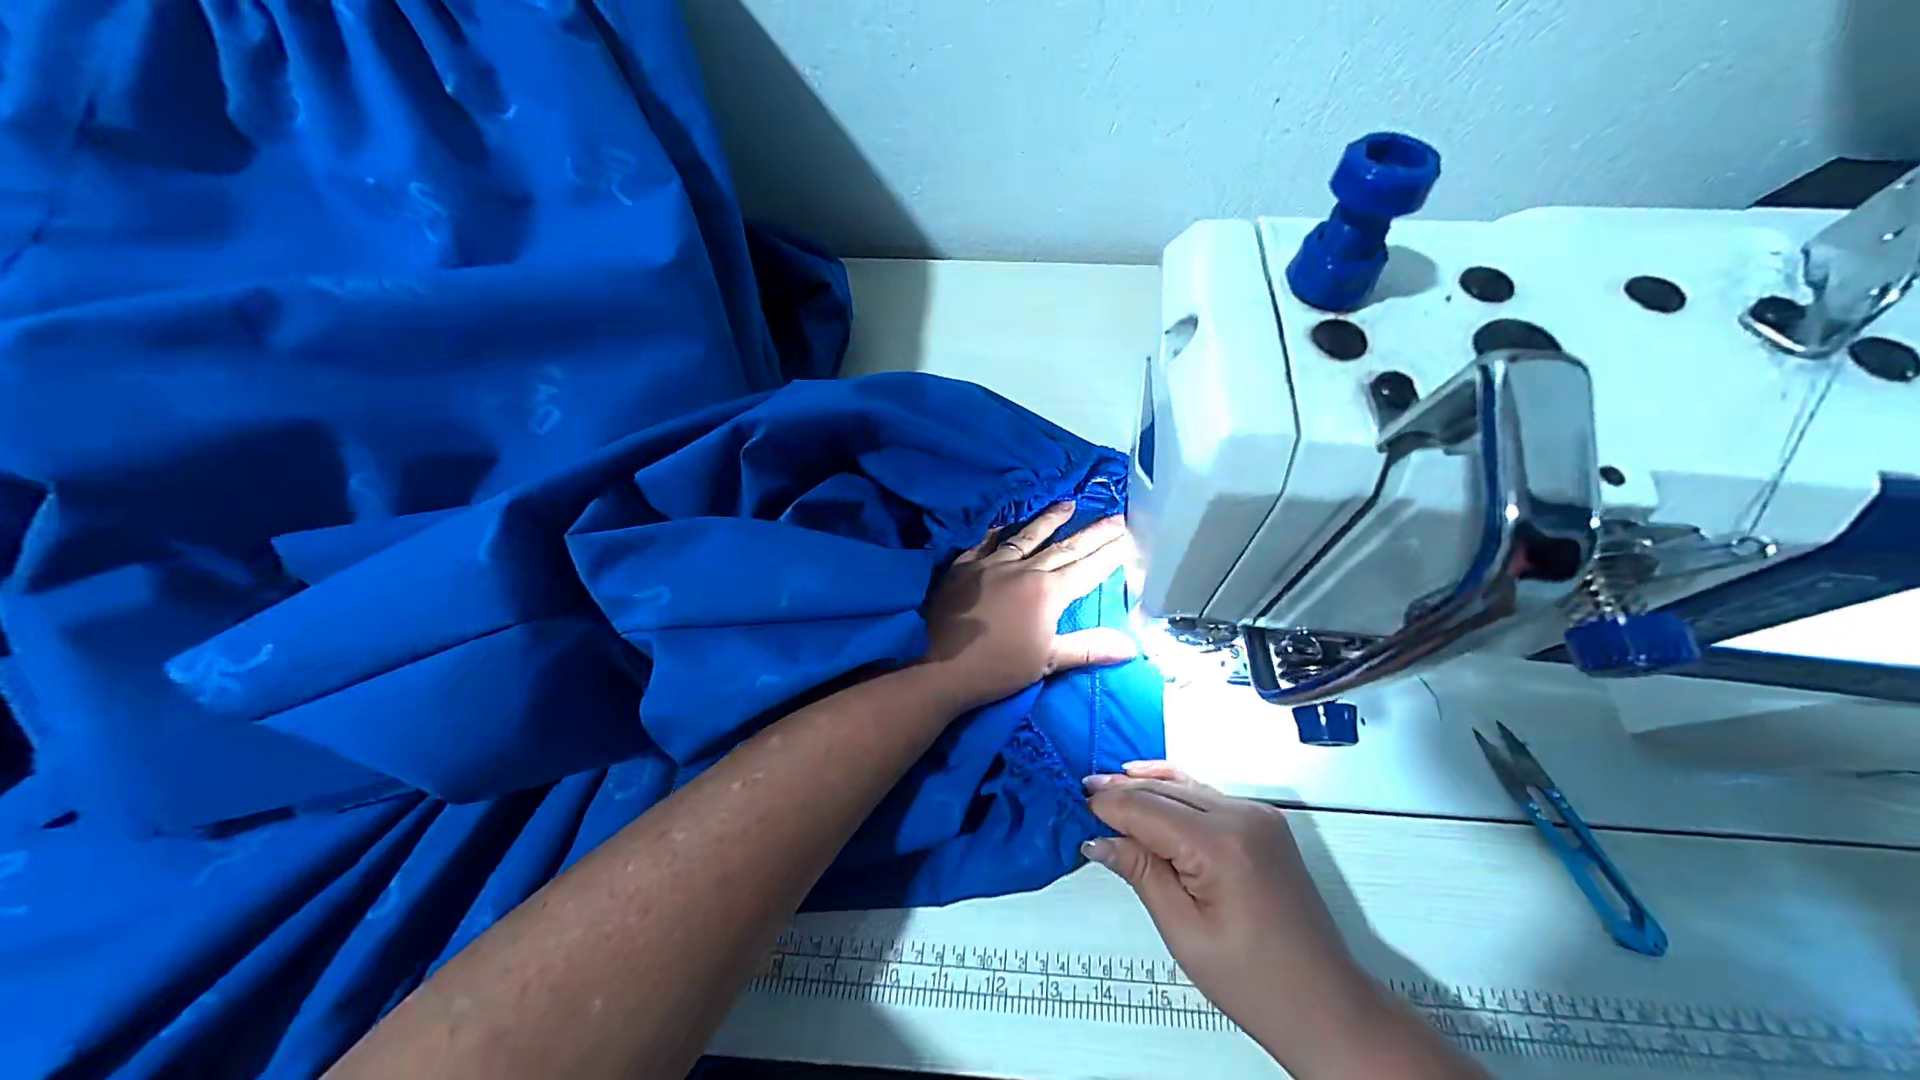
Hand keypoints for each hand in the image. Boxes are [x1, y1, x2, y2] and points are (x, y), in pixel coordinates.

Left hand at [917, 501, 1136, 711]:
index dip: (1110, 552)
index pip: (1087, 568)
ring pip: (1026, 536)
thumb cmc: (999, 668)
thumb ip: (1089, 648)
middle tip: (1114, 516)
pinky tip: (1006, 525)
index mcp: (1048, 593)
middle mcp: (1023, 570)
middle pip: (1064, 547)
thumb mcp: (1048, 661)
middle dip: (1092, 532)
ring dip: (1049, 520)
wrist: (940, 665)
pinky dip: (1000, 532)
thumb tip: (1131, 646)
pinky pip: (986, 542)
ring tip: (1068, 504)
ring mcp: (991, 564)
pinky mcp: (963, 566)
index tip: (1128, 536)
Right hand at [1084, 763, 1476, 1078]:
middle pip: (1166, 791)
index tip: (1076, 805)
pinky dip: (1176, 789)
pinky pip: (1207, 794)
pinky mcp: (1264, 822)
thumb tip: (1098, 838)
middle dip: (1123, 791)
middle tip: (1081, 791)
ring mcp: (1259, 815)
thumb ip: (1141, 872)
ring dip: (1146, 786)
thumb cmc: (1253, 982)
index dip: (1109, 806)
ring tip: (1105, 786)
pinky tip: (1150, 782)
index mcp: (1223, 845)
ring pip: (1186, 786)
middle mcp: (1243, 816)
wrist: (1326, 1006)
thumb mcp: (1183, 931)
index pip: (1148, 809)